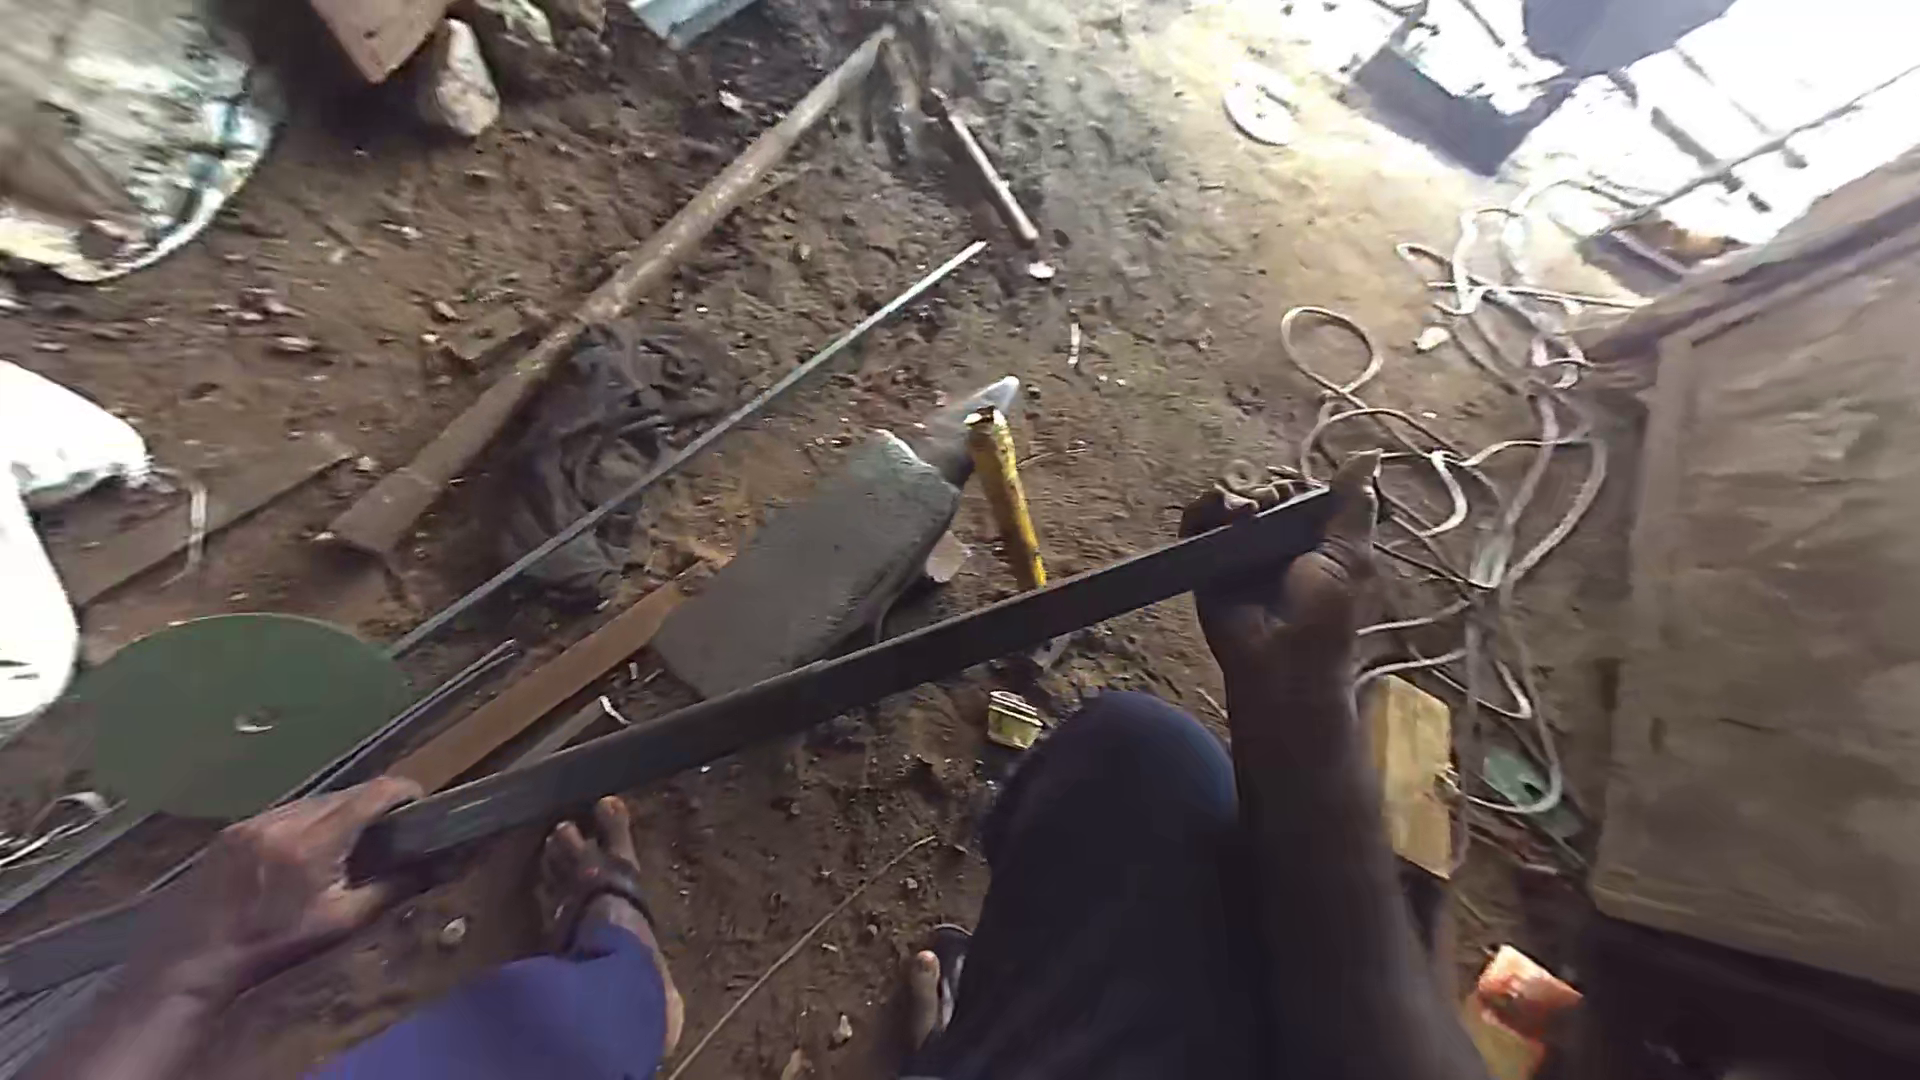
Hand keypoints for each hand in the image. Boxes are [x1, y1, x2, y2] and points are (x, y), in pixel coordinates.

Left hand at [131, 777, 421, 1002]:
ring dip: (343, 809)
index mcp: (313, 843)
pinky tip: (309, 844)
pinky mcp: (231, 832)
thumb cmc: (273, 946)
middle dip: (376, 802)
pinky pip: (289, 810)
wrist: (184, 972)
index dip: (406, 791)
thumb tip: (447, 865)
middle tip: (389, 825)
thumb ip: (398, 885)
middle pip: (350, 792)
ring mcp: (251, 824)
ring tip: (350, 835)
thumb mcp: (345, 921)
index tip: (420, 804)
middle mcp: (282, 822)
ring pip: (319, 799)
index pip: (376, 792)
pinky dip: (311, 818)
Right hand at [1180, 452, 1379, 689]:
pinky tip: (1224, 513)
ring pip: (1225, 502)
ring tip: (1245, 510)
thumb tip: (1369, 454)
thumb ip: (1353, 507)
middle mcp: (1268, 540)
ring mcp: (1234, 549)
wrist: (1280, 658)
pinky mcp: (1203, 560)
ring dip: (1234, 495)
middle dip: (1263, 489)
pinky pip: (1195, 524)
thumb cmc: (1324, 613)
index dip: (1292, 485)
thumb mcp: (1350, 555)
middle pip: (1257, 491)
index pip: (1293, 492)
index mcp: (1307, 538)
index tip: (1296, 493)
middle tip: (1269, 504)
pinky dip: (1204, 509)